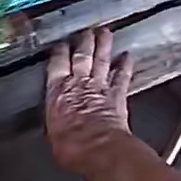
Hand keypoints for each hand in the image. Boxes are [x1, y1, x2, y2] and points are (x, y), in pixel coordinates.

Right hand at [44, 27, 137, 176]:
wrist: (99, 149)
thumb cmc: (72, 144)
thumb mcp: (53, 133)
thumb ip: (57, 121)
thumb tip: (58, 127)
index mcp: (58, 90)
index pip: (56, 64)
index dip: (59, 52)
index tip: (61, 44)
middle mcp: (78, 84)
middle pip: (81, 56)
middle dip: (84, 42)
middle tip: (86, 31)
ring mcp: (100, 87)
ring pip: (101, 60)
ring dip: (103, 45)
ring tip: (105, 33)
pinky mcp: (117, 95)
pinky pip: (121, 76)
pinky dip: (125, 66)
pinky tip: (128, 57)